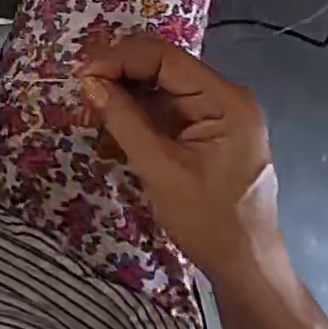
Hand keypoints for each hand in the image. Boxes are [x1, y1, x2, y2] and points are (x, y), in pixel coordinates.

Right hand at [76, 35, 280, 276]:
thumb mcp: (160, 169)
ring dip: (119, 87)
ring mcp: (211, 112)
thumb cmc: (210, 222)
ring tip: (89, 104)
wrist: (246, 270)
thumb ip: (123, 118)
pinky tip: (106, 116)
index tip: (82, 73)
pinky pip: (157, 102)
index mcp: (226, 102)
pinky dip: (129, 105)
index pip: (164, 58)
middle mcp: (222, 97)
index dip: (119, 58)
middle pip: (158, 63)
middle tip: (81, 85)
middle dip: (116, 70)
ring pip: (153, 80)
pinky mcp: (198, 126)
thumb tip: (88, 80)